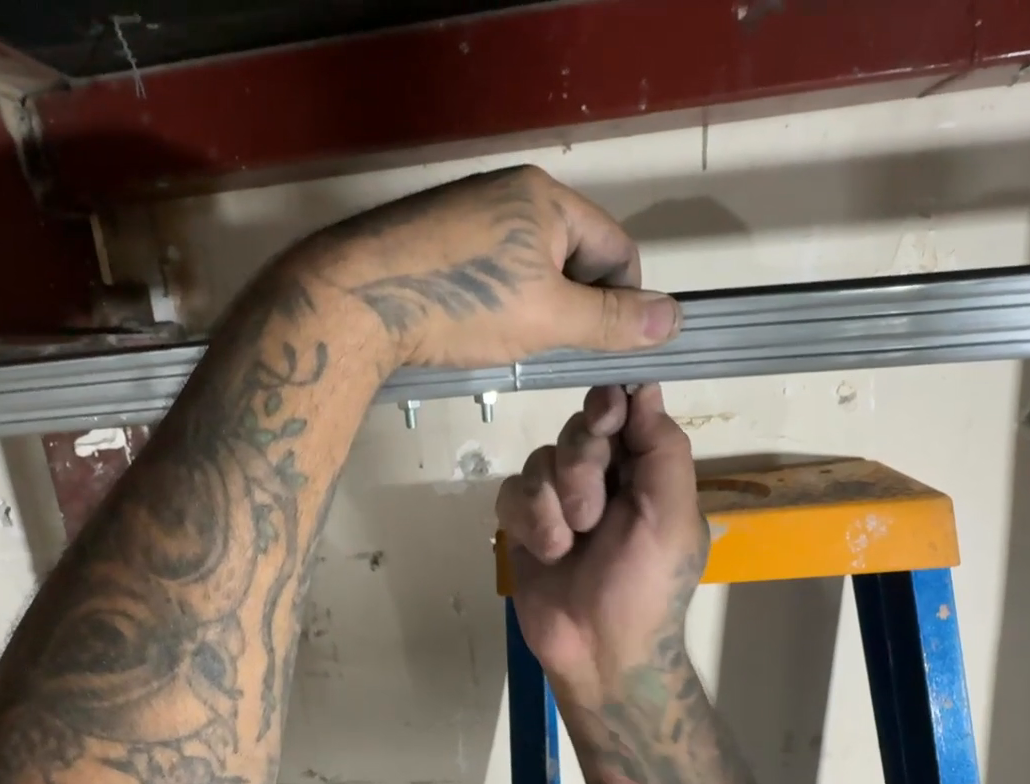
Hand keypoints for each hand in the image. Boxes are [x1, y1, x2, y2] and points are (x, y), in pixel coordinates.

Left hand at [292, 166, 682, 369]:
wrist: (353, 300)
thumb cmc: (461, 304)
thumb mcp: (549, 319)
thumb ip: (612, 320)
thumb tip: (676, 318)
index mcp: (545, 198)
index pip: (616, 248)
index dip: (621, 300)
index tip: (603, 343)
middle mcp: (507, 191)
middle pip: (572, 255)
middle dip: (572, 304)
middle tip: (549, 346)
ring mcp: (465, 211)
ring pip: (528, 267)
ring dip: (534, 307)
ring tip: (506, 340)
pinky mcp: (432, 236)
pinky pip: (487, 268)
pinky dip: (494, 300)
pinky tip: (471, 328)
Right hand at [497, 384, 707, 705]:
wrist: (600, 651)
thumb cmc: (647, 586)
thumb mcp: (673, 515)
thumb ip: (662, 448)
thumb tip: (646, 385)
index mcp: (643, 471)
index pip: (622, 412)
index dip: (609, 406)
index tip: (606, 419)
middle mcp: (600, 477)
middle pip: (576, 430)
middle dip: (580, 470)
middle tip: (591, 517)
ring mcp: (557, 499)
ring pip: (539, 460)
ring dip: (553, 504)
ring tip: (569, 547)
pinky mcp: (523, 523)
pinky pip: (510, 492)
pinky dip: (528, 521)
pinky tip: (547, 553)